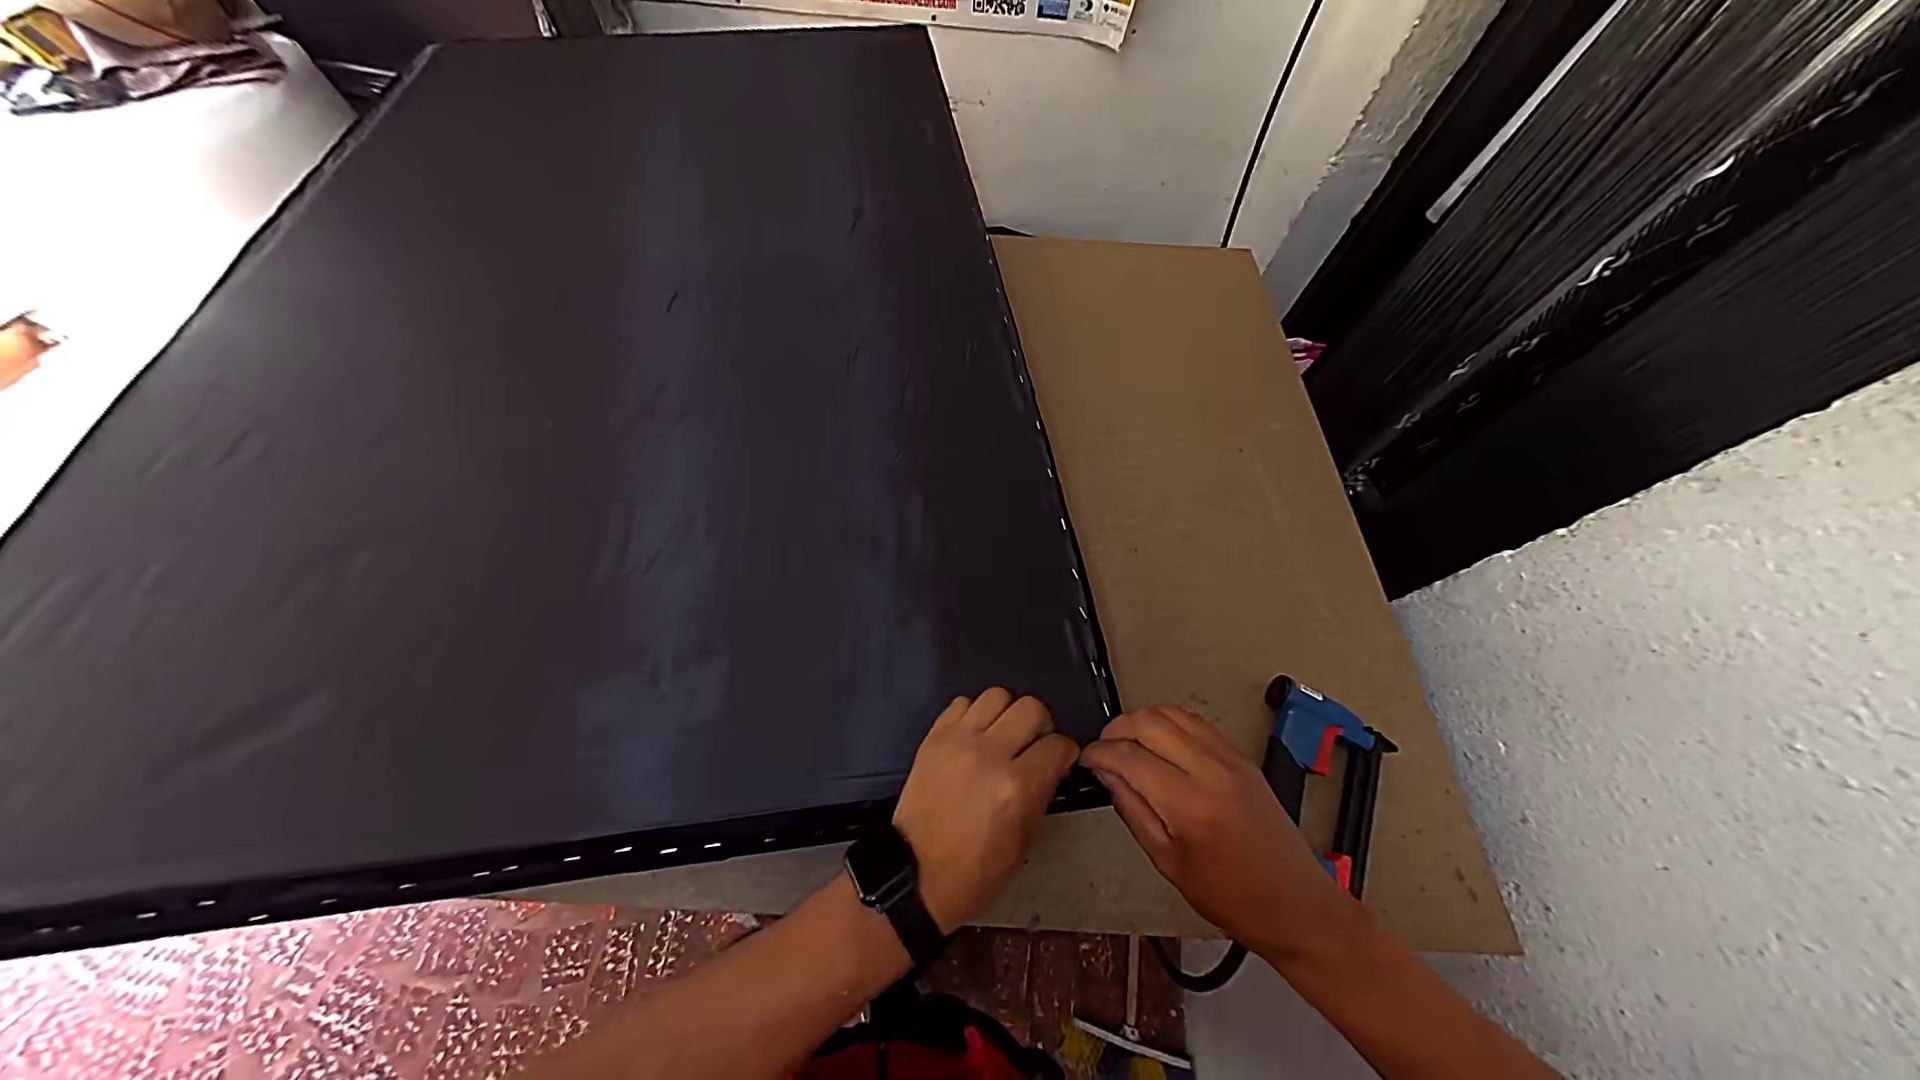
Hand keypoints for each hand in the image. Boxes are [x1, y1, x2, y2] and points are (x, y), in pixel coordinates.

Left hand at [892, 688, 1078, 932]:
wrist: (915, 876)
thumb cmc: (971, 871)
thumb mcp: (1023, 842)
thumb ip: (1042, 794)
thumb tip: (1052, 766)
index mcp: (1016, 787)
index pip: (1058, 744)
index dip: (1065, 752)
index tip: (1060, 758)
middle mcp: (988, 755)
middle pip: (1031, 708)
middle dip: (1041, 725)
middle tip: (1035, 743)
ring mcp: (957, 742)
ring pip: (997, 695)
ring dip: (1007, 713)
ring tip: (1004, 735)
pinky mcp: (934, 738)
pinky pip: (962, 703)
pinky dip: (974, 714)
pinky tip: (976, 735)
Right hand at [1080, 705, 1361, 960]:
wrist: (1298, 905)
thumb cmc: (1236, 898)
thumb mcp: (1168, 863)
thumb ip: (1132, 810)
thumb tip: (1107, 775)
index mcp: (1191, 807)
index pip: (1129, 757)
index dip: (1098, 754)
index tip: (1087, 760)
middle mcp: (1213, 773)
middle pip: (1148, 721)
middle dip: (1116, 729)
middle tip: (1103, 749)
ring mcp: (1231, 760)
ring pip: (1171, 712)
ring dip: (1141, 720)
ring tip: (1127, 743)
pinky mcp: (1242, 757)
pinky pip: (1196, 721)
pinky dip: (1169, 722)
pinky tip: (1159, 742)